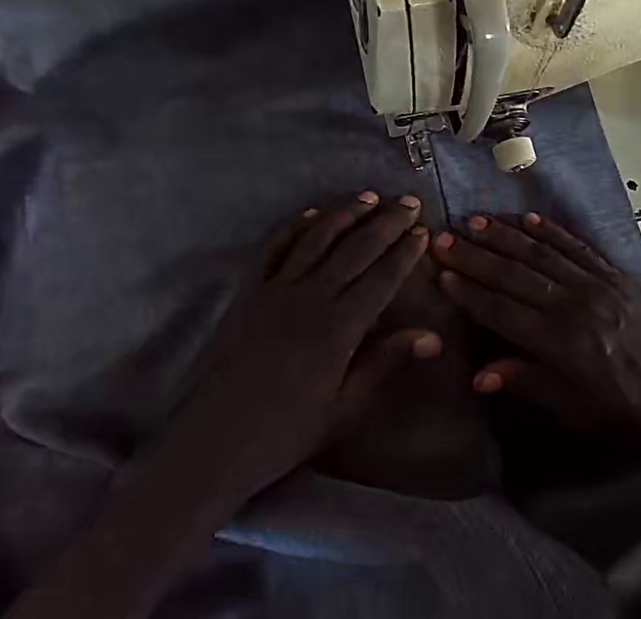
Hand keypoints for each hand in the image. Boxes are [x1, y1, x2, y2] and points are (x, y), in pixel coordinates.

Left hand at [173, 192, 440, 500]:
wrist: (206, 445)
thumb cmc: (283, 433)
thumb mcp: (343, 409)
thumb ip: (385, 362)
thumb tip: (433, 337)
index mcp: (338, 327)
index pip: (383, 278)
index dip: (406, 252)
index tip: (423, 231)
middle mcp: (310, 298)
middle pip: (356, 249)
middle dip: (387, 222)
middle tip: (409, 201)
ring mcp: (275, 291)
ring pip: (318, 239)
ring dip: (346, 213)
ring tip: (369, 196)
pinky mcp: (247, 293)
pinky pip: (274, 249)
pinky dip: (295, 227)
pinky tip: (312, 213)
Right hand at [432, 212, 640, 469]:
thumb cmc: (628, 411)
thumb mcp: (576, 413)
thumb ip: (529, 384)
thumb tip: (478, 374)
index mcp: (562, 343)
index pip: (502, 310)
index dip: (469, 291)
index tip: (441, 272)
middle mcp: (576, 305)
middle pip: (516, 274)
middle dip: (476, 255)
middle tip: (444, 237)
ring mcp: (598, 284)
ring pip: (542, 253)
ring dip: (506, 235)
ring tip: (476, 220)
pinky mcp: (616, 275)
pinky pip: (577, 246)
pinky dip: (551, 231)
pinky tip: (528, 219)